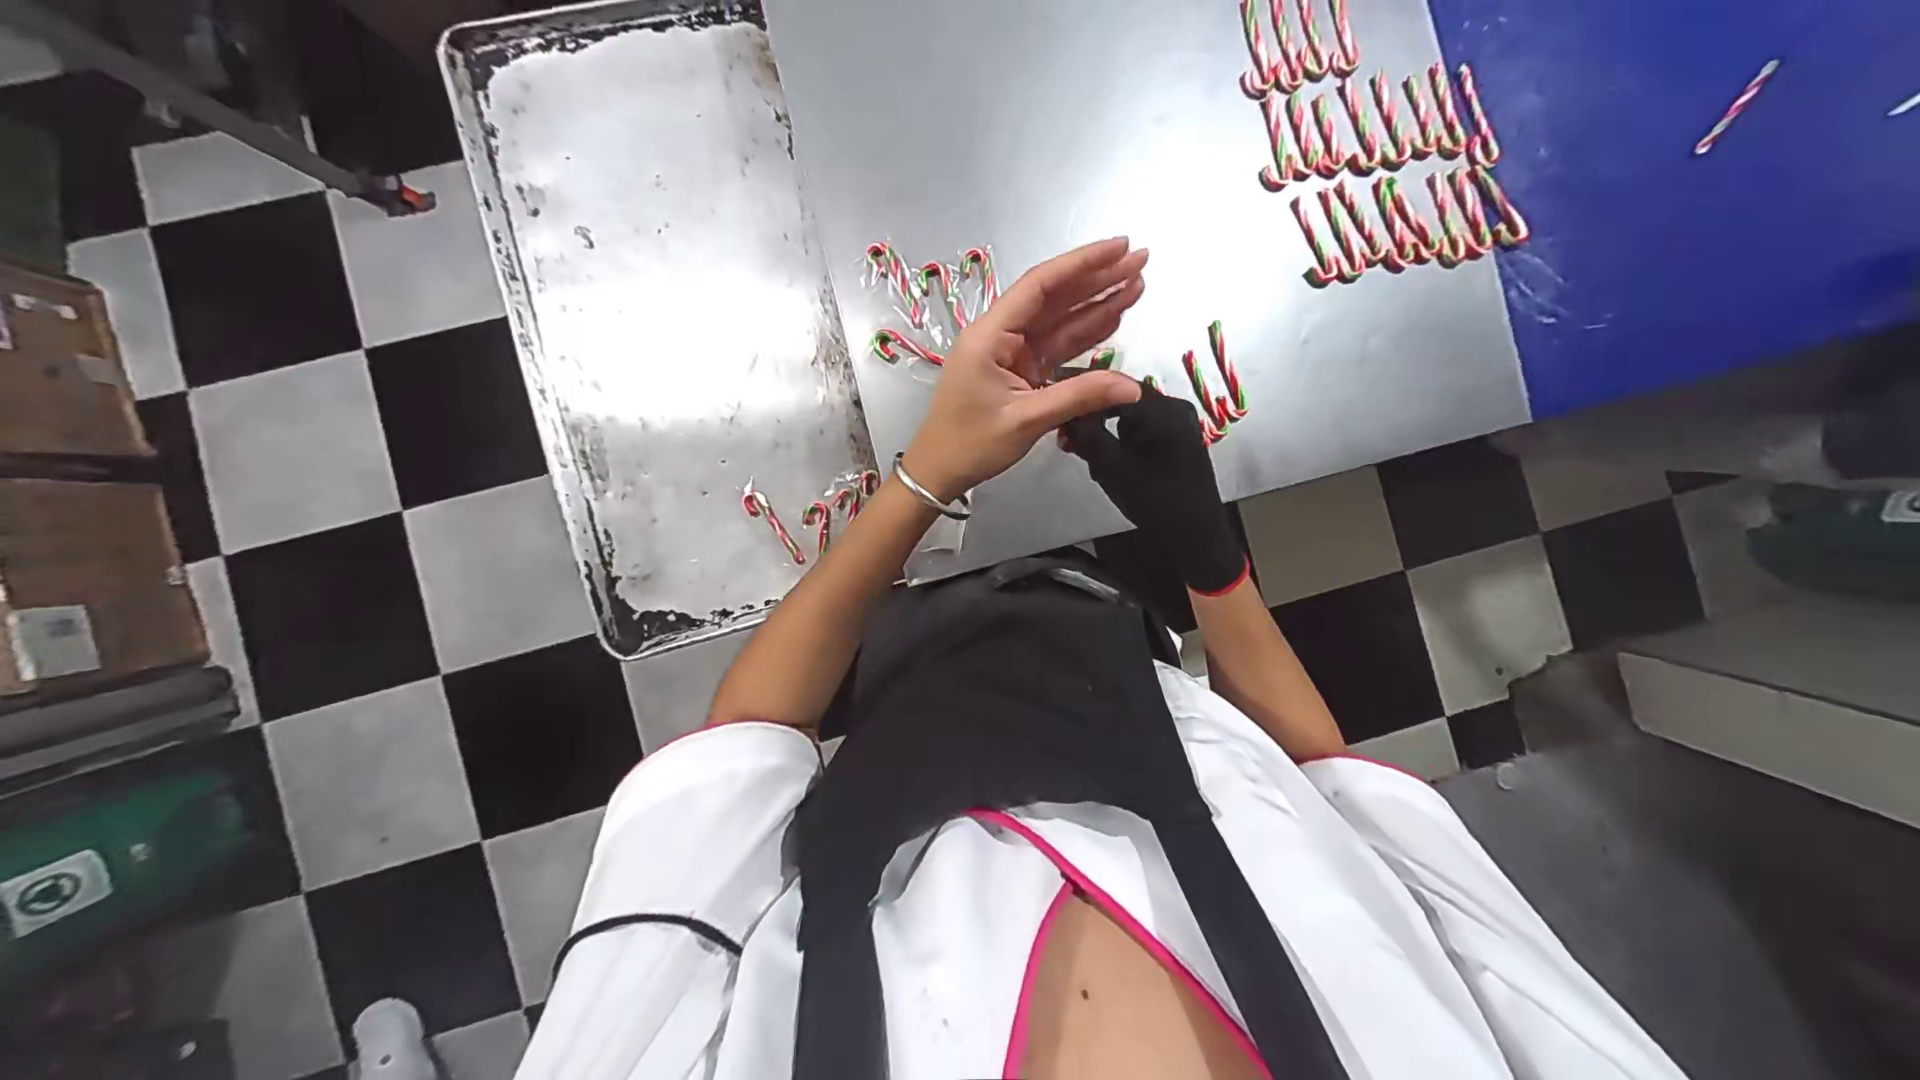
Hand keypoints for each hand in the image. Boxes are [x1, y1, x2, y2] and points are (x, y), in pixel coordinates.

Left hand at [900, 238, 1148, 499]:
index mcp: (990, 335)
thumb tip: (1132, 388)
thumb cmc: (971, 444)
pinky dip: (1083, 337)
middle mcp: (1000, 336)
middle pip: (1054, 299)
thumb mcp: (1026, 420)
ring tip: (1136, 285)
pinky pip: (1055, 348)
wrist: (939, 471)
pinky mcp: (1018, 373)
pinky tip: (1112, 320)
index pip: (1040, 286)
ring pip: (1058, 322)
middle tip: (1141, 260)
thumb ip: (1080, 397)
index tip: (1120, 247)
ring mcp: (1010, 354)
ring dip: (1095, 305)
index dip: (1082, 263)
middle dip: (1097, 279)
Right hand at [1062, 382, 1247, 593]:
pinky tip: (1113, 469)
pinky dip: (1122, 445)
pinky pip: (1141, 432)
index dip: (1083, 398)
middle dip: (1094, 422)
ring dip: (1107, 436)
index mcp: (1163, 409)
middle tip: (1072, 443)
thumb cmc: (1157, 502)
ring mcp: (1179, 425)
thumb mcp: (1114, 468)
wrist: (1196, 537)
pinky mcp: (1177, 442)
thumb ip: (1088, 436)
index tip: (1059, 412)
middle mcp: (1174, 408)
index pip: (1113, 388)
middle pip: (1120, 402)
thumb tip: (1066, 414)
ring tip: (1094, 462)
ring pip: (1128, 419)